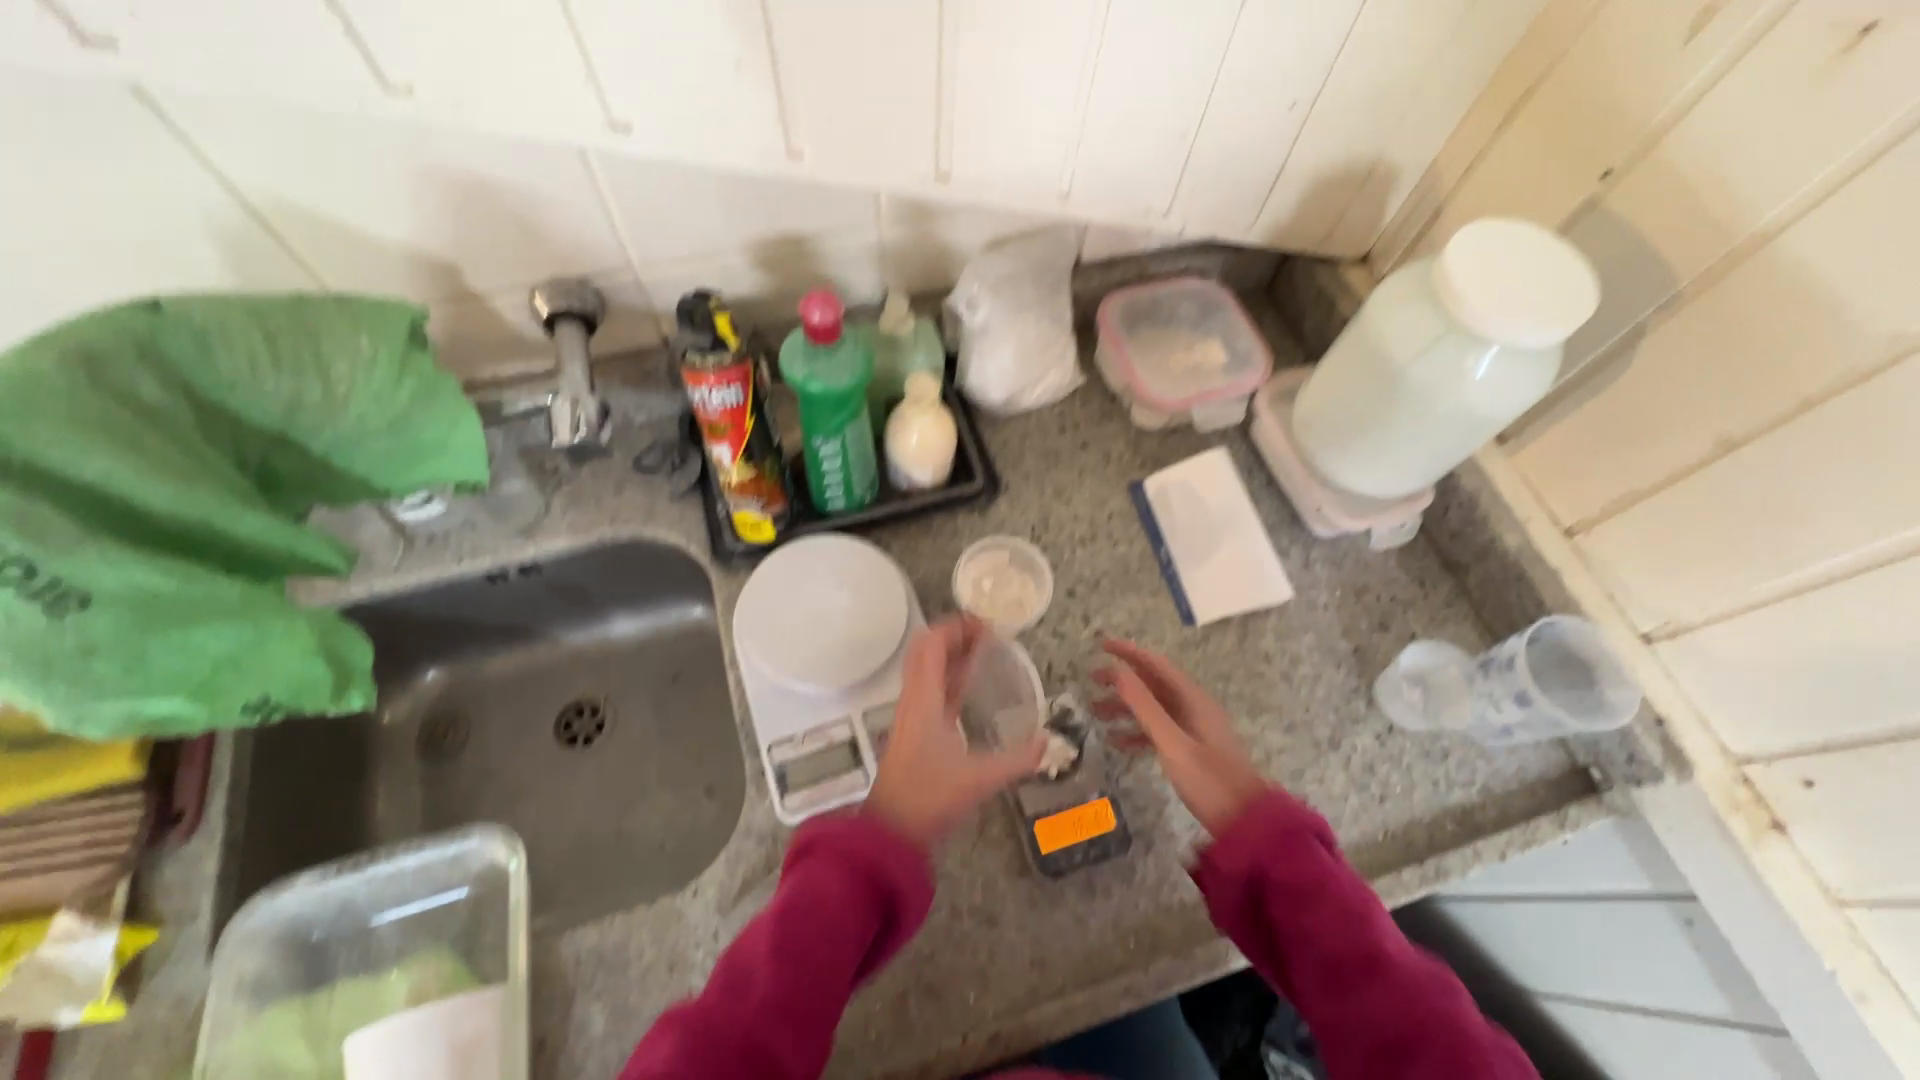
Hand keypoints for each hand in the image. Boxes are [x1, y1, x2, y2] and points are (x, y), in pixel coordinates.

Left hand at [865, 615, 1044, 850]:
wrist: (892, 830)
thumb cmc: (930, 797)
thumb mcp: (979, 778)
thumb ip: (1018, 760)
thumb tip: (1051, 743)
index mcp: (923, 699)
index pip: (932, 645)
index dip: (956, 626)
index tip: (986, 622)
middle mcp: (913, 700)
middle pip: (926, 650)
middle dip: (955, 635)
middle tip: (988, 634)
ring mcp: (912, 715)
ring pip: (927, 670)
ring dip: (952, 655)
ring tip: (985, 650)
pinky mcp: (915, 731)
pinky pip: (932, 690)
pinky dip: (950, 677)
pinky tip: (972, 685)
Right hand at [1093, 639, 1268, 836]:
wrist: (1245, 820)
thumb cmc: (1209, 780)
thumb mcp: (1172, 743)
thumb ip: (1144, 707)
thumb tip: (1117, 671)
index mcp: (1192, 699)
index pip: (1156, 664)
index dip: (1129, 652)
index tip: (1102, 645)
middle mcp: (1192, 707)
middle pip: (1153, 684)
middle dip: (1123, 679)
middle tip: (1092, 680)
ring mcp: (1192, 728)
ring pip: (1153, 708)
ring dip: (1126, 707)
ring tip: (1095, 712)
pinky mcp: (1190, 748)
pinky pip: (1159, 730)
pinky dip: (1137, 731)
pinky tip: (1116, 742)